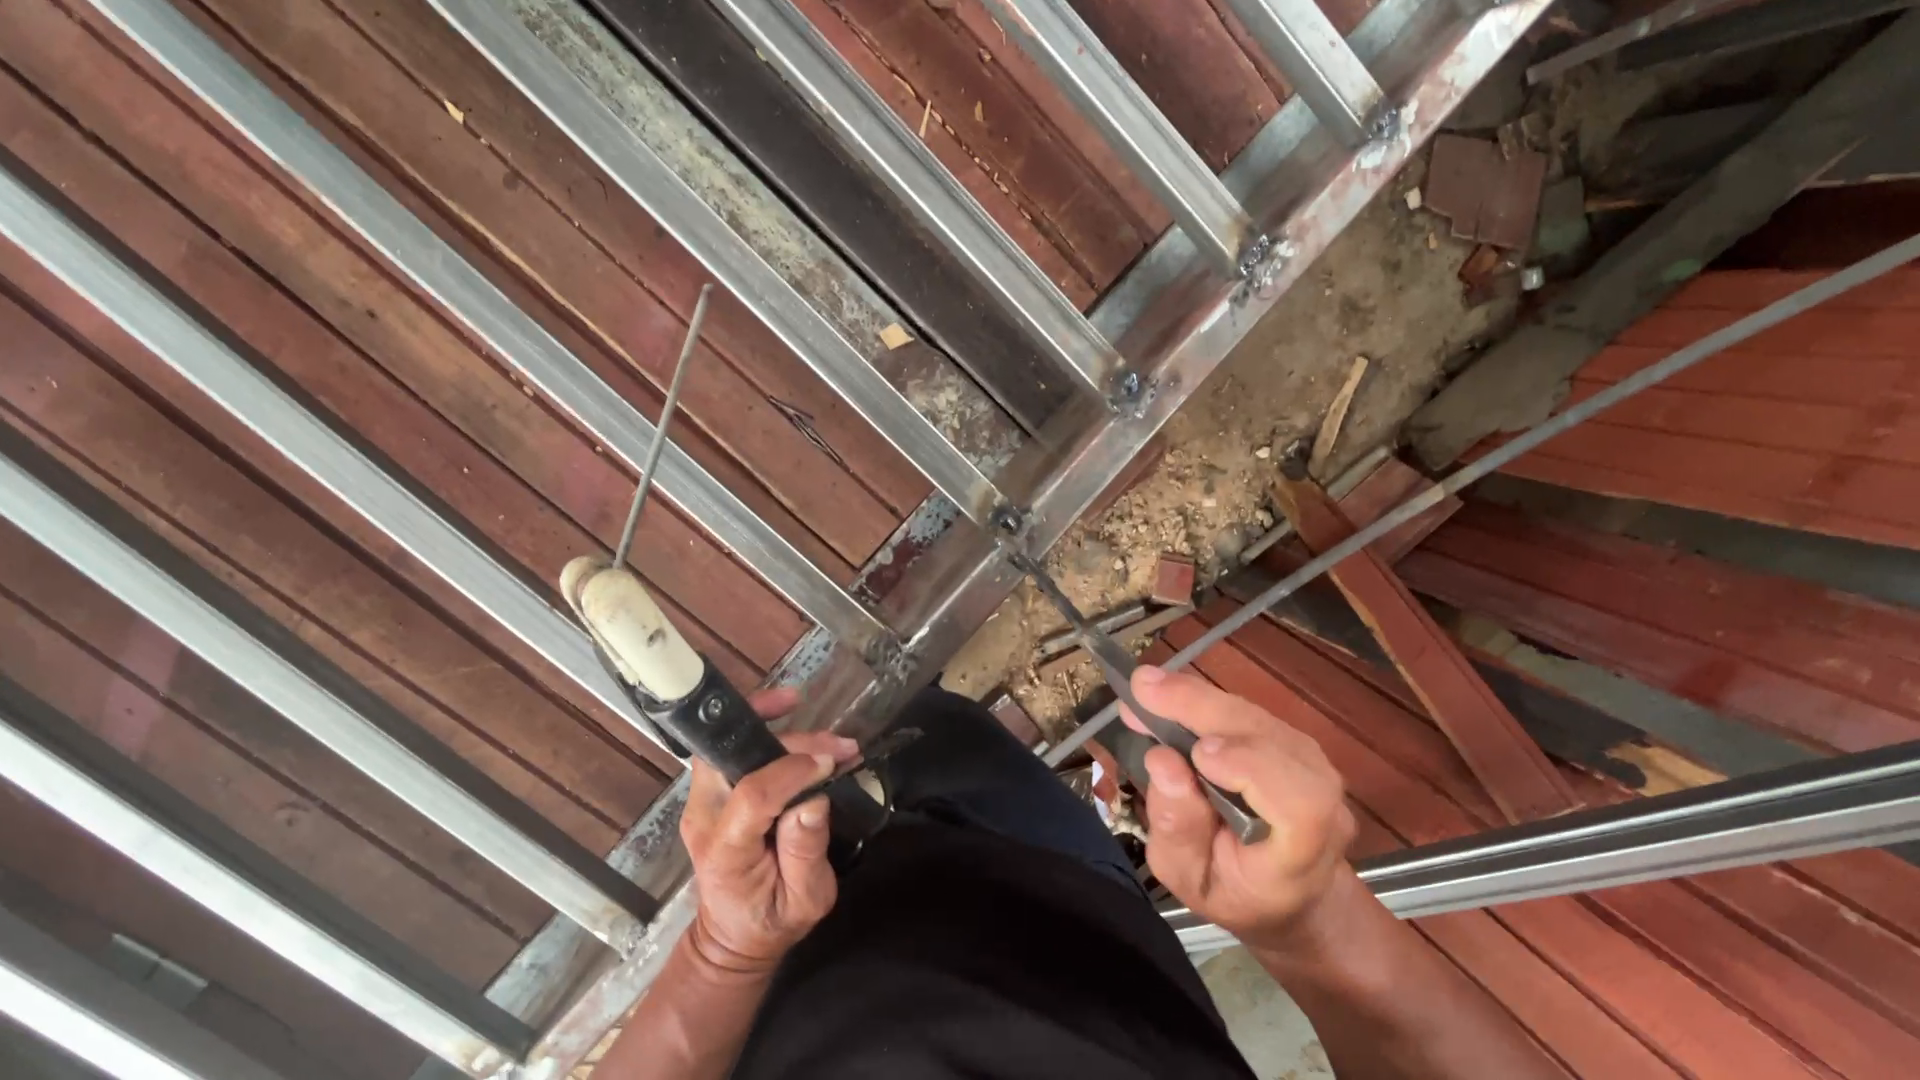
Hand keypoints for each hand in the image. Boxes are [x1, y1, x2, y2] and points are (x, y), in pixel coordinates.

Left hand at [679, 686, 861, 976]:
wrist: (732, 938)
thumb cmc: (772, 923)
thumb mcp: (805, 902)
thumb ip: (806, 852)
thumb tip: (815, 799)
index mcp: (726, 852)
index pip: (752, 797)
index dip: (792, 772)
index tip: (831, 761)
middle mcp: (704, 818)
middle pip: (736, 759)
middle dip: (790, 742)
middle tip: (839, 745)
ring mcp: (702, 802)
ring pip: (730, 744)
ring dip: (774, 725)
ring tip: (826, 732)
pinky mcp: (710, 791)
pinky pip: (730, 747)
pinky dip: (759, 724)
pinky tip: (789, 707)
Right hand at [1122, 666, 1355, 949]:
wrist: (1288, 892)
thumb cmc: (1236, 893)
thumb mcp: (1190, 882)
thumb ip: (1178, 829)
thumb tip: (1163, 761)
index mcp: (1301, 853)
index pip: (1302, 804)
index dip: (1254, 767)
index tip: (1199, 754)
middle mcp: (1321, 800)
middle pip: (1273, 741)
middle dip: (1206, 711)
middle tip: (1146, 689)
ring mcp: (1313, 765)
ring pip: (1259, 719)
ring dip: (1200, 700)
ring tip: (1147, 689)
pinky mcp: (1294, 743)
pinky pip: (1251, 714)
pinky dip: (1206, 702)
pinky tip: (1169, 696)